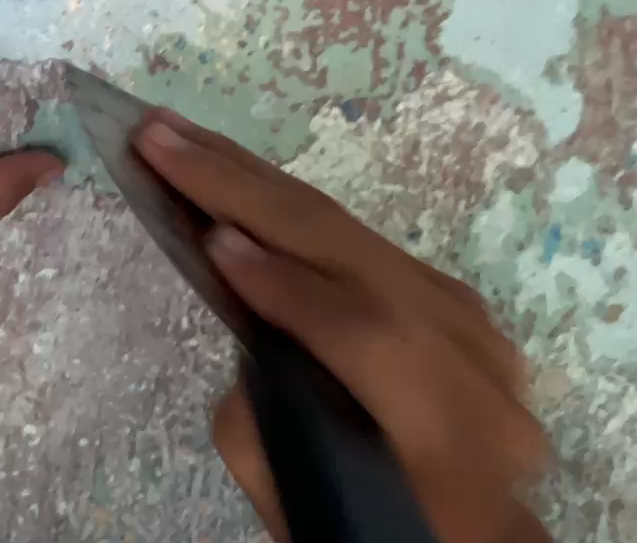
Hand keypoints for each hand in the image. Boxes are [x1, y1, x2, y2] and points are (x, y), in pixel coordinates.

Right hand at [132, 112, 550, 542]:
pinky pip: (347, 226)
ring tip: (175, 132)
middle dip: (241, 189)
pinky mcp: (447, 290)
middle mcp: (477, 371)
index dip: (286, 288)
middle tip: (160, 138)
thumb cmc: (357, 514)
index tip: (207, 240)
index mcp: (447, 445)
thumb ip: (258, 404)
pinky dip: (276, 190)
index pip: (366, 341)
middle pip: (350, 255)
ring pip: (344, 224)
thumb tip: (240, 283)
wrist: (460, 527)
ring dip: (245, 171)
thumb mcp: (288, 492)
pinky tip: (224, 160)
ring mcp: (470, 322)